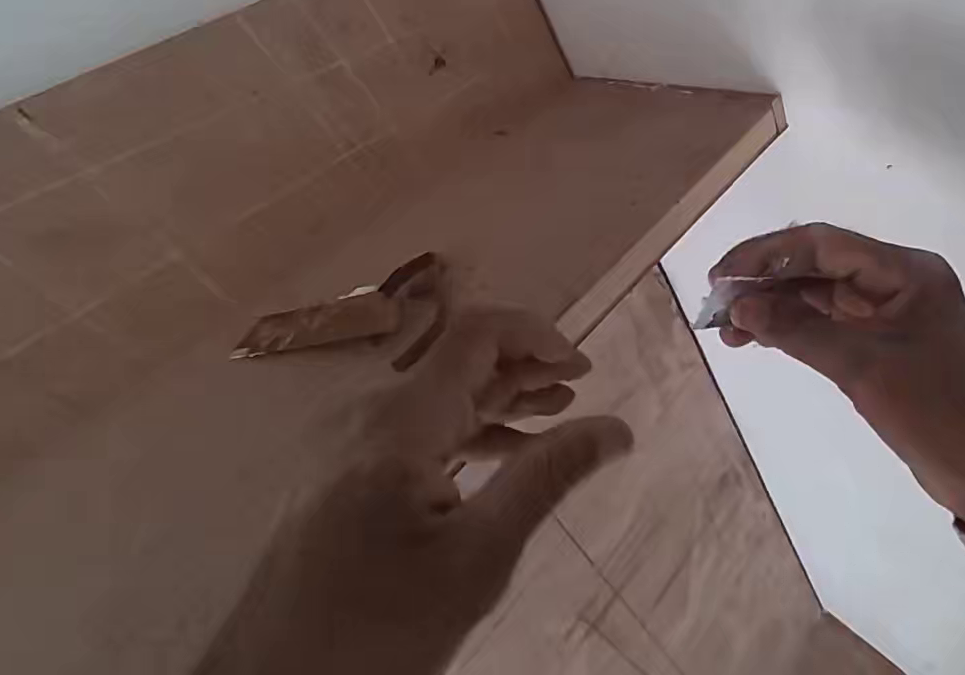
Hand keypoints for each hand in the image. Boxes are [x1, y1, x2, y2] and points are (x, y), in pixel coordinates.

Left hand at [198, 307, 633, 674]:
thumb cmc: (378, 631)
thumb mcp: (478, 557)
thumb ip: (548, 477)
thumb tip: (618, 429)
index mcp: (399, 419)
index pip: (475, 333)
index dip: (533, 333)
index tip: (579, 363)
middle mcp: (370, 410)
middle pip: (459, 359)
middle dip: (524, 364)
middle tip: (580, 382)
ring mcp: (352, 437)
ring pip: (440, 392)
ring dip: (500, 395)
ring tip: (557, 406)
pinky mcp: (346, 465)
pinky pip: (417, 426)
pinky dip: (467, 428)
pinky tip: (506, 447)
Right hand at [713, 223, 964, 556]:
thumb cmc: (941, 417)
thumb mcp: (864, 370)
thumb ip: (797, 331)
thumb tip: (737, 308)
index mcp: (906, 270)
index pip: (824, 244)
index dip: (767, 254)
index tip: (723, 274)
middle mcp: (895, 279)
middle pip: (816, 265)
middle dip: (764, 281)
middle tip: (717, 301)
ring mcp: (887, 309)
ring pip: (815, 293)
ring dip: (771, 306)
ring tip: (725, 327)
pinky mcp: (879, 338)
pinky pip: (824, 320)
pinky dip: (789, 327)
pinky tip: (754, 337)